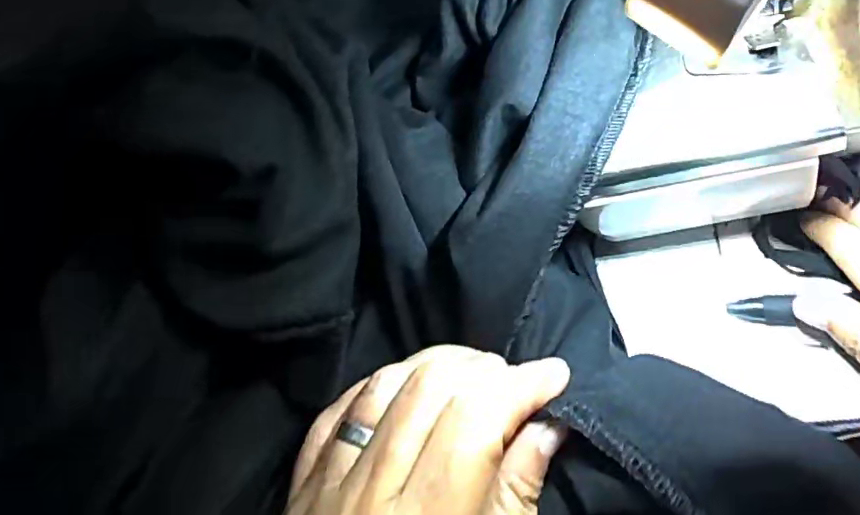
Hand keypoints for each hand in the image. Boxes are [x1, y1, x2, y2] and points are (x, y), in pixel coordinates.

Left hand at [286, 346, 571, 514]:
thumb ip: (516, 495)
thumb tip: (547, 427)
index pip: (476, 416)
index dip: (522, 385)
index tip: (555, 374)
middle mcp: (372, 492)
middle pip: (433, 387)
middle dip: (486, 370)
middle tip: (516, 381)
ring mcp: (331, 483)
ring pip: (388, 382)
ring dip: (437, 365)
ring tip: (472, 374)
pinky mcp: (303, 485)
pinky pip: (342, 408)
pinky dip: (381, 384)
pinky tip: (407, 384)